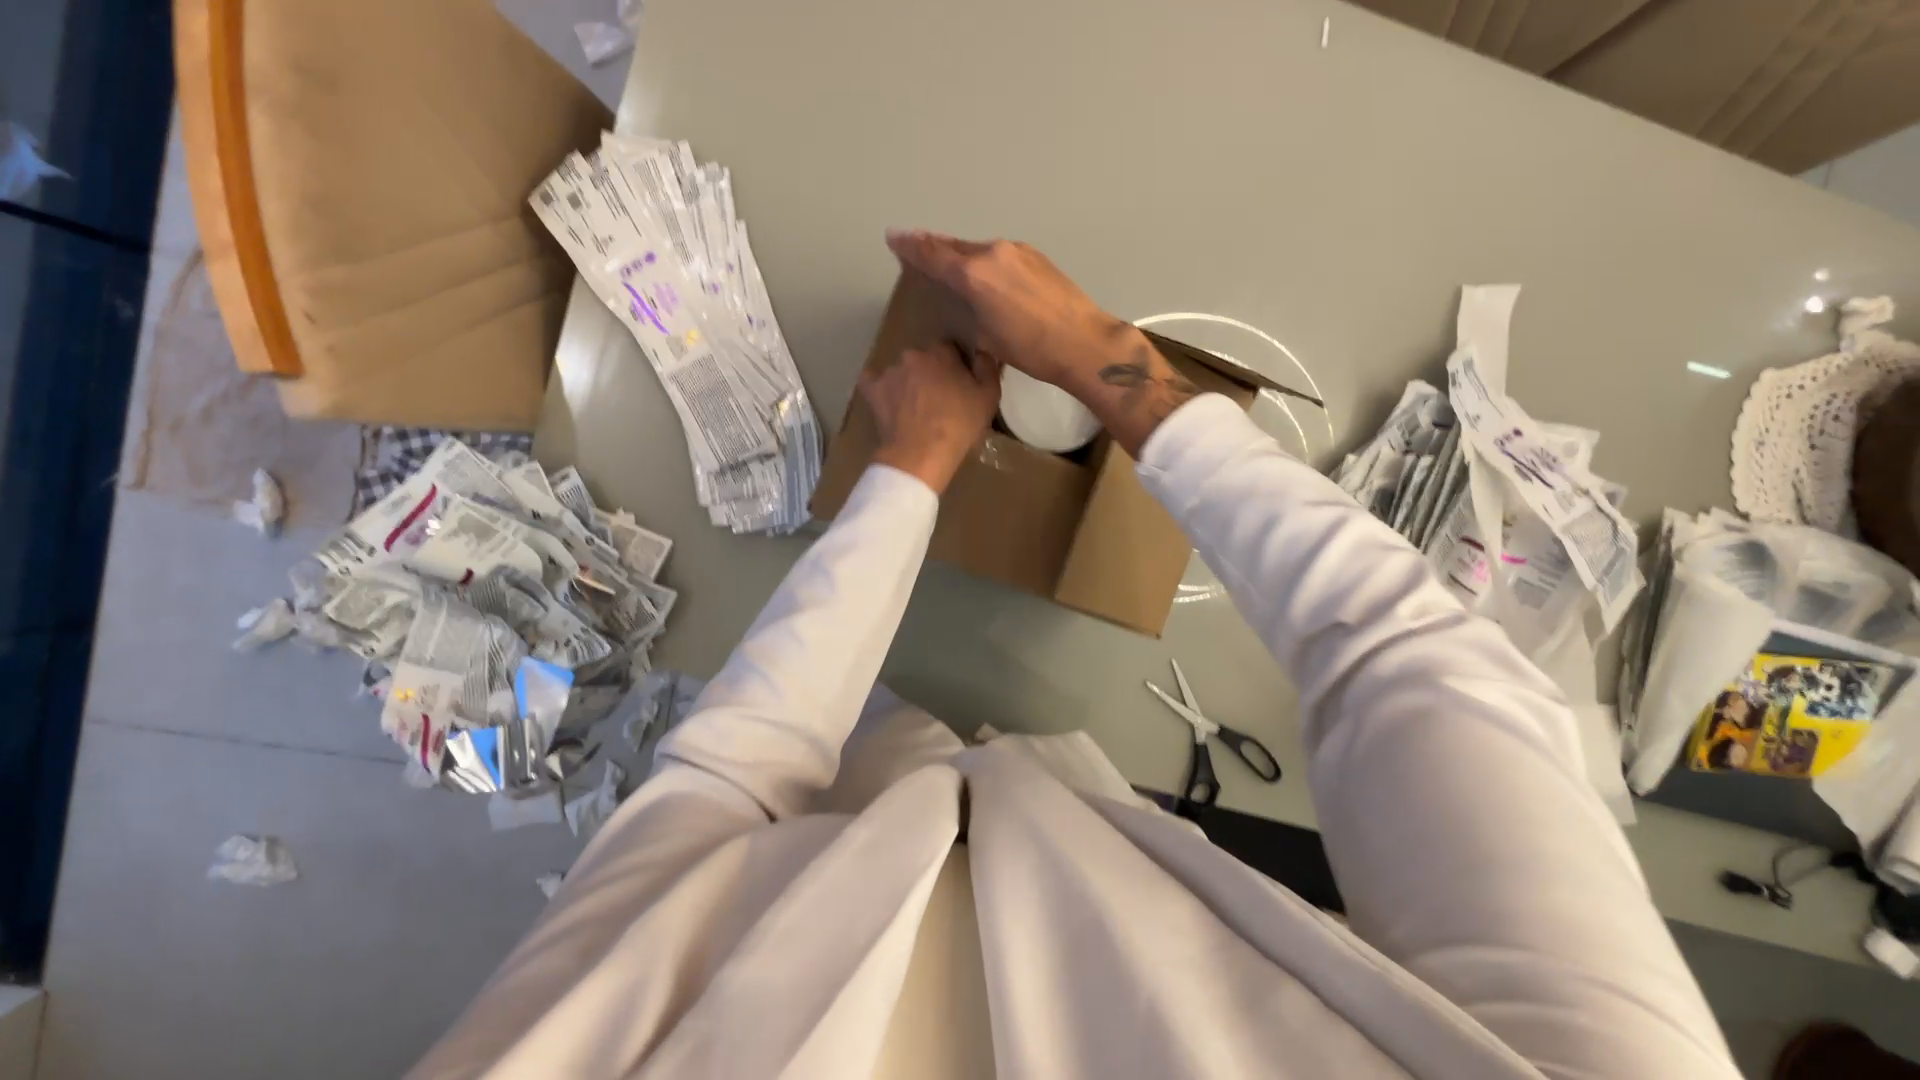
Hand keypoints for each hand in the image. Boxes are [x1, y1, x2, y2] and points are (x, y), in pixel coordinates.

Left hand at [859, 341, 1001, 493]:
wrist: (921, 453)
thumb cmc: (959, 425)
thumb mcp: (989, 397)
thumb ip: (987, 367)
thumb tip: (982, 351)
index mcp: (941, 353)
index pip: (949, 348)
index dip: (954, 365)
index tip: (959, 383)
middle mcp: (913, 356)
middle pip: (923, 359)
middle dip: (930, 373)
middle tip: (937, 398)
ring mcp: (890, 372)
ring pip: (900, 371)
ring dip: (907, 382)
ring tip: (913, 407)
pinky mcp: (873, 391)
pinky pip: (872, 381)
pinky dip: (878, 386)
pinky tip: (886, 398)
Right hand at [885, 230, 1197, 455]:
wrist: (1083, 342)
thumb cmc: (1031, 349)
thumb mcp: (987, 337)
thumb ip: (969, 312)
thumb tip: (967, 304)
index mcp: (975, 273)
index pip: (934, 254)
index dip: (911, 247)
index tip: (894, 238)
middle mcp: (994, 253)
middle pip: (955, 247)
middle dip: (933, 247)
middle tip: (914, 246)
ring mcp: (1018, 252)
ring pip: (979, 250)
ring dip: (961, 255)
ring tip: (949, 263)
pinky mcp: (1036, 258)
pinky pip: (1000, 255)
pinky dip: (985, 261)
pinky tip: (987, 276)